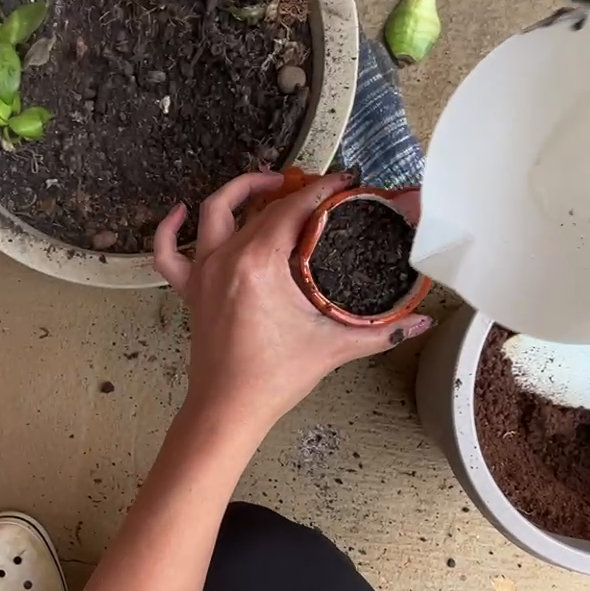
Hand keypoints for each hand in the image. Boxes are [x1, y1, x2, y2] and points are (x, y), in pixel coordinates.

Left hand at [152, 172, 431, 437]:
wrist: (227, 408)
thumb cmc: (274, 378)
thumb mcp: (333, 347)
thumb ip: (381, 331)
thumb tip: (421, 322)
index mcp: (259, 264)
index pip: (294, 209)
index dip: (323, 189)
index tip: (346, 182)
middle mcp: (226, 259)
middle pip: (261, 206)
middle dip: (294, 190)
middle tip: (321, 192)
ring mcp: (204, 273)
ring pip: (213, 213)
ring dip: (239, 191)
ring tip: (269, 184)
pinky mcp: (190, 291)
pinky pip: (168, 253)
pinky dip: (171, 229)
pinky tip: (182, 212)